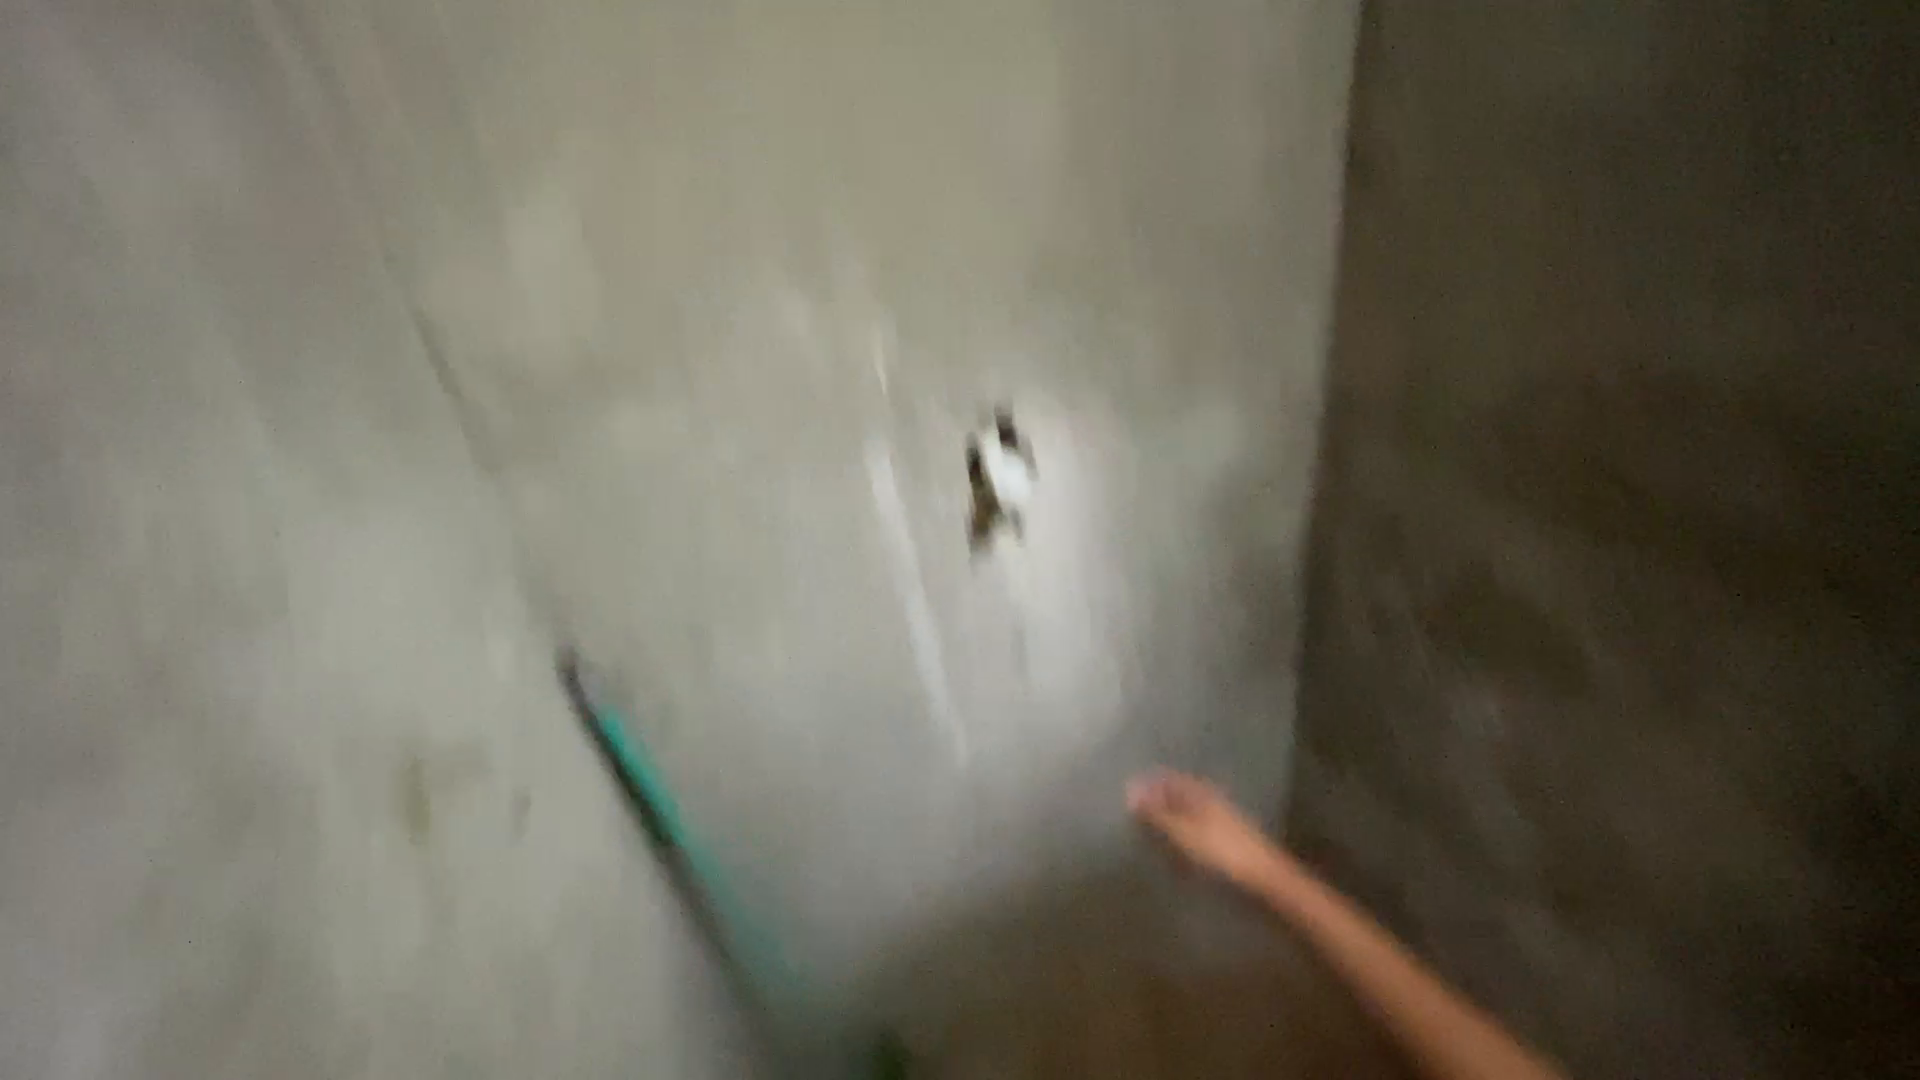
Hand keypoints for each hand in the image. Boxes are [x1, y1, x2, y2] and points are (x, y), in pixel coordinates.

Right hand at [1128, 770, 1294, 891]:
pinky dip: (1182, 837)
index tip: (1127, 794)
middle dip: (1158, 801)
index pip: (1169, 778)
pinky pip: (1197, 832)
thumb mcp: (1183, 833)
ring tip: (1150, 833)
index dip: (1148, 783)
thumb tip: (1130, 792)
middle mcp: (1212, 801)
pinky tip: (1175, 851)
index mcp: (1201, 792)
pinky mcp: (1228, 843)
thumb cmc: (1221, 854)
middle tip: (1134, 814)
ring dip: (1170, 820)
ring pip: (1189, 813)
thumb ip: (1156, 813)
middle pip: (1179, 794)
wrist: (1267, 883)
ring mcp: (1223, 822)